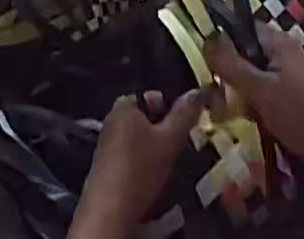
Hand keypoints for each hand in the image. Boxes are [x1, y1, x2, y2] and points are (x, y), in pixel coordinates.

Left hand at [68, 89, 203, 238]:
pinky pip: (130, 156)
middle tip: (177, 149)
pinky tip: (149, 179)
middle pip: (148, 119)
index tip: (186, 128)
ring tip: (166, 166)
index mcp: (124, 104)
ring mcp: (106, 142)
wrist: (109, 212)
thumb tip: (198, 92)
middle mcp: (112, 118)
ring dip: (154, 151)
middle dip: (164, 133)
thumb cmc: (139, 169)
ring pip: (139, 140)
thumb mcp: (169, 141)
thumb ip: (184, 116)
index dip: (174, 111)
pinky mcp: (105, 164)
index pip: (155, 97)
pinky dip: (142, 164)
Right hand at [205, 22, 303, 171]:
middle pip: (246, 53)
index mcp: (277, 41)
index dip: (222, 41)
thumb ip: (231, 64)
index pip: (241, 27)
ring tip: (232, 111)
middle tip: (218, 95)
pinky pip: (266, 94)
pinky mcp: (294, 98)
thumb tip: (205, 39)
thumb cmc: (302, 116)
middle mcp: (283, 53)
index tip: (208, 63)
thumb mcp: (260, 90)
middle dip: (231, 73)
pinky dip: (256, 105)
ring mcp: (290, 76)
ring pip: (254, 76)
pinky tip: (252, 121)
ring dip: (242, 93)